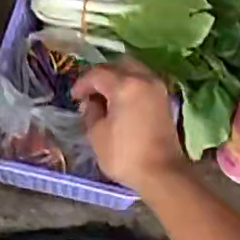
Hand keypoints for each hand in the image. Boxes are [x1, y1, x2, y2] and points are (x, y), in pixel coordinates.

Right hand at [73, 60, 189, 191]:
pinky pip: (143, 85)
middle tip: (91, 93)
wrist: (162, 173)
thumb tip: (92, 103)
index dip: (82, 84)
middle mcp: (144, 79)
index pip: (97, 74)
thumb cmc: (125, 156)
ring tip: (106, 99)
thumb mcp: (97, 136)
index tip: (74, 96)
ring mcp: (158, 89)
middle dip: (102, 76)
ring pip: (134, 73)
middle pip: (119, 66)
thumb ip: (91, 113)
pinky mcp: (165, 102)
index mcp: (125, 85)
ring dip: (118, 81)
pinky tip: (121, 104)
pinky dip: (131, 88)